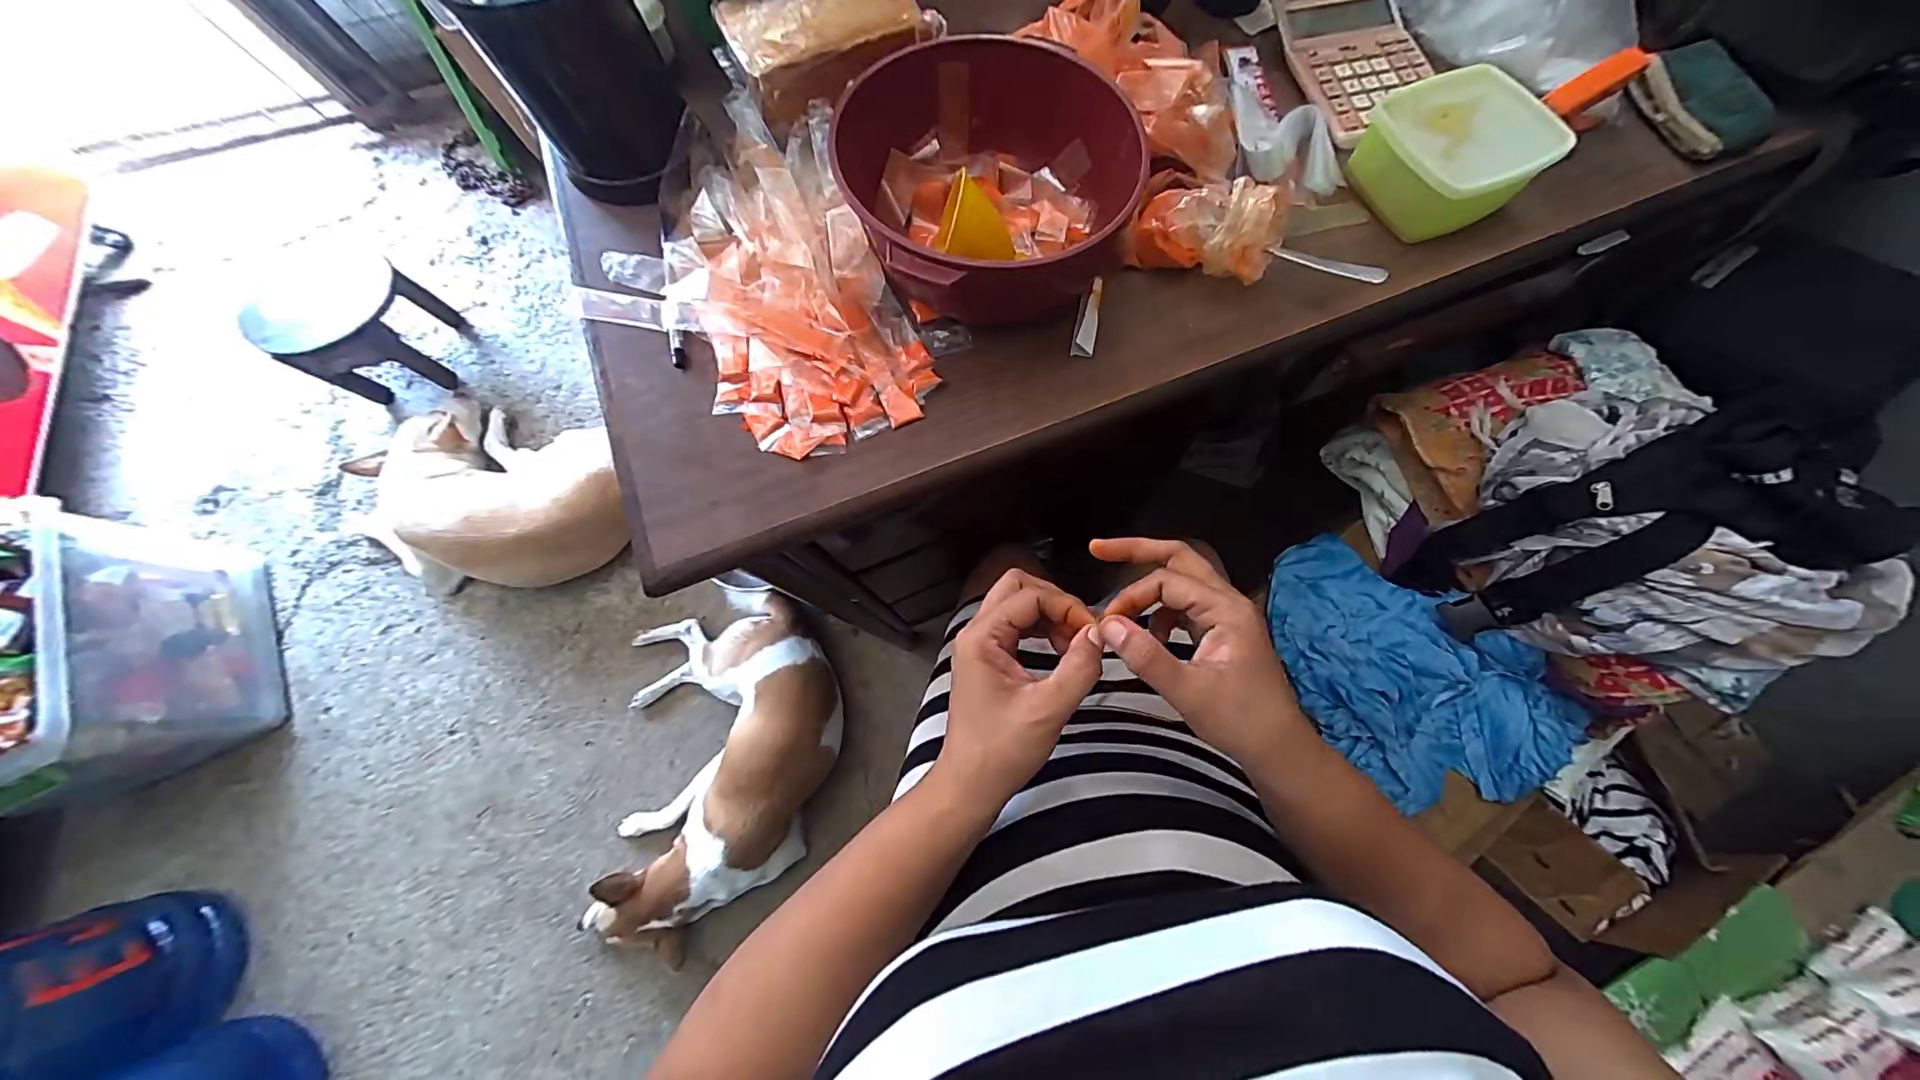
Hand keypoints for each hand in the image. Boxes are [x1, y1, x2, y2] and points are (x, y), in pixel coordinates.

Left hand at [934, 569, 1104, 809]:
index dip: (1066, 606)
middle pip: (1018, 587)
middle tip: (1081, 629)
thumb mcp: (1048, 709)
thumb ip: (1078, 668)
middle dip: (1055, 601)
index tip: (1091, 630)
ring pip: (1017, 605)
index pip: (1029, 596)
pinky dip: (1042, 631)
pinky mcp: (988, 660)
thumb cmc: (999, 752)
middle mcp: (975, 635)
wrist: (971, 783)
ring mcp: (980, 646)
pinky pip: (1017, 627)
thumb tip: (1099, 635)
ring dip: (1049, 615)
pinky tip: (1061, 652)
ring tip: (1074, 644)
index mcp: (981, 639)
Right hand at [1090, 538, 1312, 770]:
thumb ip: (1145, 656)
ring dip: (1148, 588)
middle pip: (1179, 559)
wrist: (1279, 750)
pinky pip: (1185, 606)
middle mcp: (1229, 603)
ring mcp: (1227, 616)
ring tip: (1120, 610)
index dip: (1130, 597)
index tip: (1105, 624)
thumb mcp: (1187, 691)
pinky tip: (1148, 638)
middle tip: (1098, 550)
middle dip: (1138, 551)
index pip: (1166, 582)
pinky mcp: (1222, 632)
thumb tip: (1107, 625)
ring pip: (1182, 581)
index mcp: (1226, 610)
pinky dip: (1160, 613)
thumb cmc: (1240, 721)